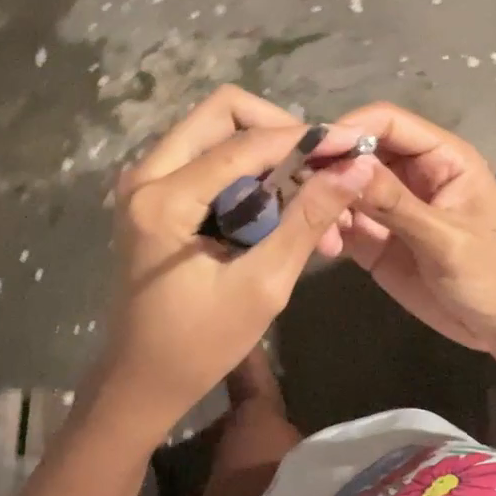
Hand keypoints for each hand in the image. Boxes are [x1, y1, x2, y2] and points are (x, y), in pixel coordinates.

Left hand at [93, 87, 375, 437]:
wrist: (140, 382)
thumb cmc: (198, 345)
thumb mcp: (263, 285)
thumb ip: (307, 220)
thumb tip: (354, 168)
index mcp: (163, 199)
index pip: (245, 144)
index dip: (304, 138)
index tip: (351, 144)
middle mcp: (144, 175)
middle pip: (222, 113)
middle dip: (279, 131)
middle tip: (320, 164)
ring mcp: (144, 182)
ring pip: (215, 132)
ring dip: (265, 154)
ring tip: (307, 194)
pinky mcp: (152, 195)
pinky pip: (206, 159)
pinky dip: (247, 174)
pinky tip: (279, 209)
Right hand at [334, 102, 495, 356]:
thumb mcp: (447, 239)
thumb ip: (397, 204)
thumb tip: (346, 165)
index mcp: (441, 157)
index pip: (387, 123)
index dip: (349, 129)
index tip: (312, 150)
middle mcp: (412, 174)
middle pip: (357, 151)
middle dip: (327, 166)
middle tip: (294, 188)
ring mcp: (391, 208)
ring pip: (343, 188)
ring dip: (322, 201)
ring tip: (311, 228)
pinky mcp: (377, 241)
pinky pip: (342, 224)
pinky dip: (326, 230)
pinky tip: (323, 248)